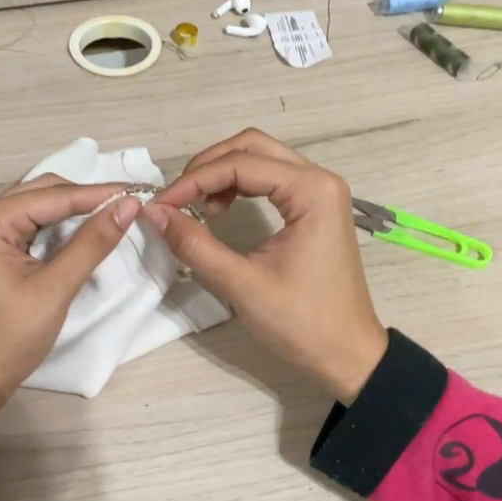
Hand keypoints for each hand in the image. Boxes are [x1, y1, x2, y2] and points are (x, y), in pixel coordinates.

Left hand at [0, 174, 141, 455]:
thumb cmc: (7, 339)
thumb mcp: (54, 289)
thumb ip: (91, 244)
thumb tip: (127, 206)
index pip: (55, 196)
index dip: (100, 194)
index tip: (141, 193)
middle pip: (45, 193)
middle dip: (87, 198)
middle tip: (130, 205)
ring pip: (39, 208)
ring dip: (75, 212)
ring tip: (115, 215)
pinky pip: (31, 227)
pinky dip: (59, 228)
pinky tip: (85, 233)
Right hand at [141, 129, 386, 403]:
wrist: (347, 353)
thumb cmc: (301, 322)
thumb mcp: (241, 284)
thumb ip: (195, 245)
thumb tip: (153, 214)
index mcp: (311, 192)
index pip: (241, 164)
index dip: (194, 180)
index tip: (161, 206)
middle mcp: (319, 180)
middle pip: (252, 146)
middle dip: (207, 166)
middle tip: (176, 199)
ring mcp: (320, 192)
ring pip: (260, 158)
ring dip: (222, 174)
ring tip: (195, 207)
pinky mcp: (314, 207)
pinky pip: (270, 179)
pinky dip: (239, 186)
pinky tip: (219, 210)